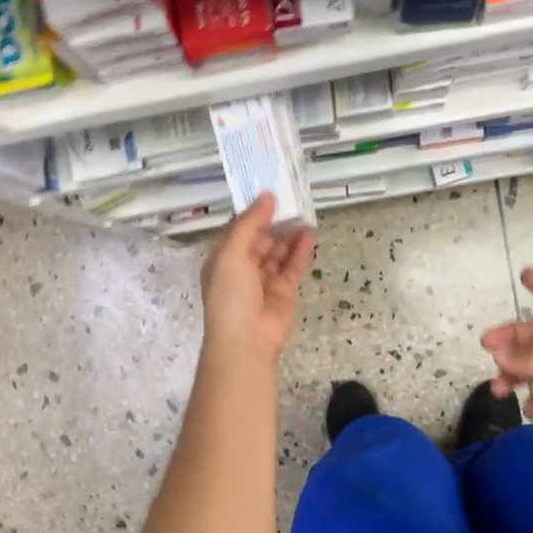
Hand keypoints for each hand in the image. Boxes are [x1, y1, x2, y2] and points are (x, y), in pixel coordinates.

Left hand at [201, 193, 313, 361]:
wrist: (245, 341)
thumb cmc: (230, 295)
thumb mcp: (232, 253)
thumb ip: (249, 223)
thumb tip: (266, 196)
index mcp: (222, 259)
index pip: (238, 230)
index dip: (252, 212)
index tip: (269, 191)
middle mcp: (242, 268)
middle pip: (260, 239)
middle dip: (274, 221)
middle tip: (292, 198)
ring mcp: (263, 281)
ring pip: (278, 252)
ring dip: (289, 234)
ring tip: (303, 213)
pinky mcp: (283, 292)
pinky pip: (292, 267)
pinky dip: (300, 251)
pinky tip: (309, 234)